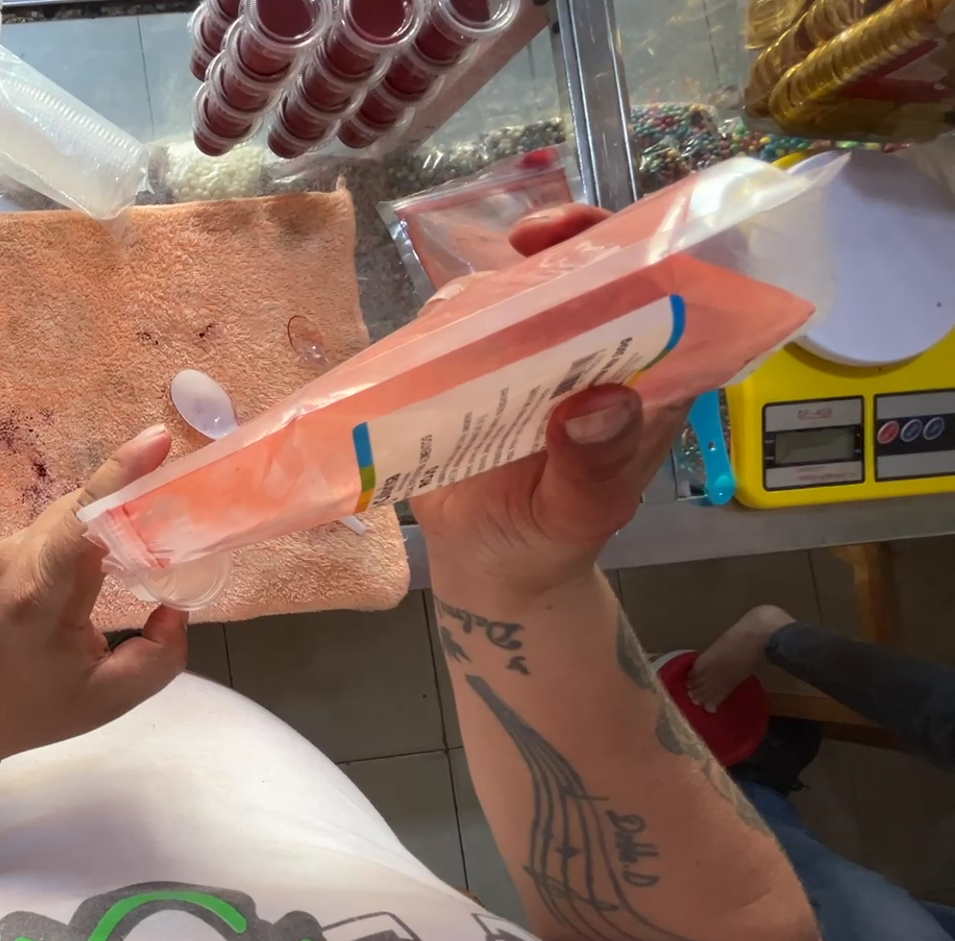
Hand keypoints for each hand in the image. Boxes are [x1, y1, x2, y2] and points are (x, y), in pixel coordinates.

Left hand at [0, 425, 190, 764]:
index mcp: (37, 588)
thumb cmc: (21, 710)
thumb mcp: (104, 700)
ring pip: (66, 518)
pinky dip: (85, 535)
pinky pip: (50, 533)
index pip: (84, 514)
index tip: (158, 439)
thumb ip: (158, 657)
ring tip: (156, 530)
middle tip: (185, 500)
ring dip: (109, 520)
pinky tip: (110, 554)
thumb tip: (176, 607)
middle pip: (83, 507)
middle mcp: (14, 555)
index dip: (122, 472)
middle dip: (133, 497)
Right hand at [410, 204, 691, 600]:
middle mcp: (580, 359)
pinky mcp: (461, 384)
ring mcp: (517, 368)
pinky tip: (421, 341)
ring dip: (482, 291)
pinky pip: (449, 342)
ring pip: (507, 303)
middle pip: (580, 280)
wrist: (486, 563)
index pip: (661, 291)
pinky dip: (434, 330)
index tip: (617, 235)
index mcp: (638, 378)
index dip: (642, 245)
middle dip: (556, 248)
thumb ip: (595, 465)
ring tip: (453, 316)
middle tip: (523, 243)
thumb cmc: (550, 539)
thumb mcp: (583, 513)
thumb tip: (598, 401)